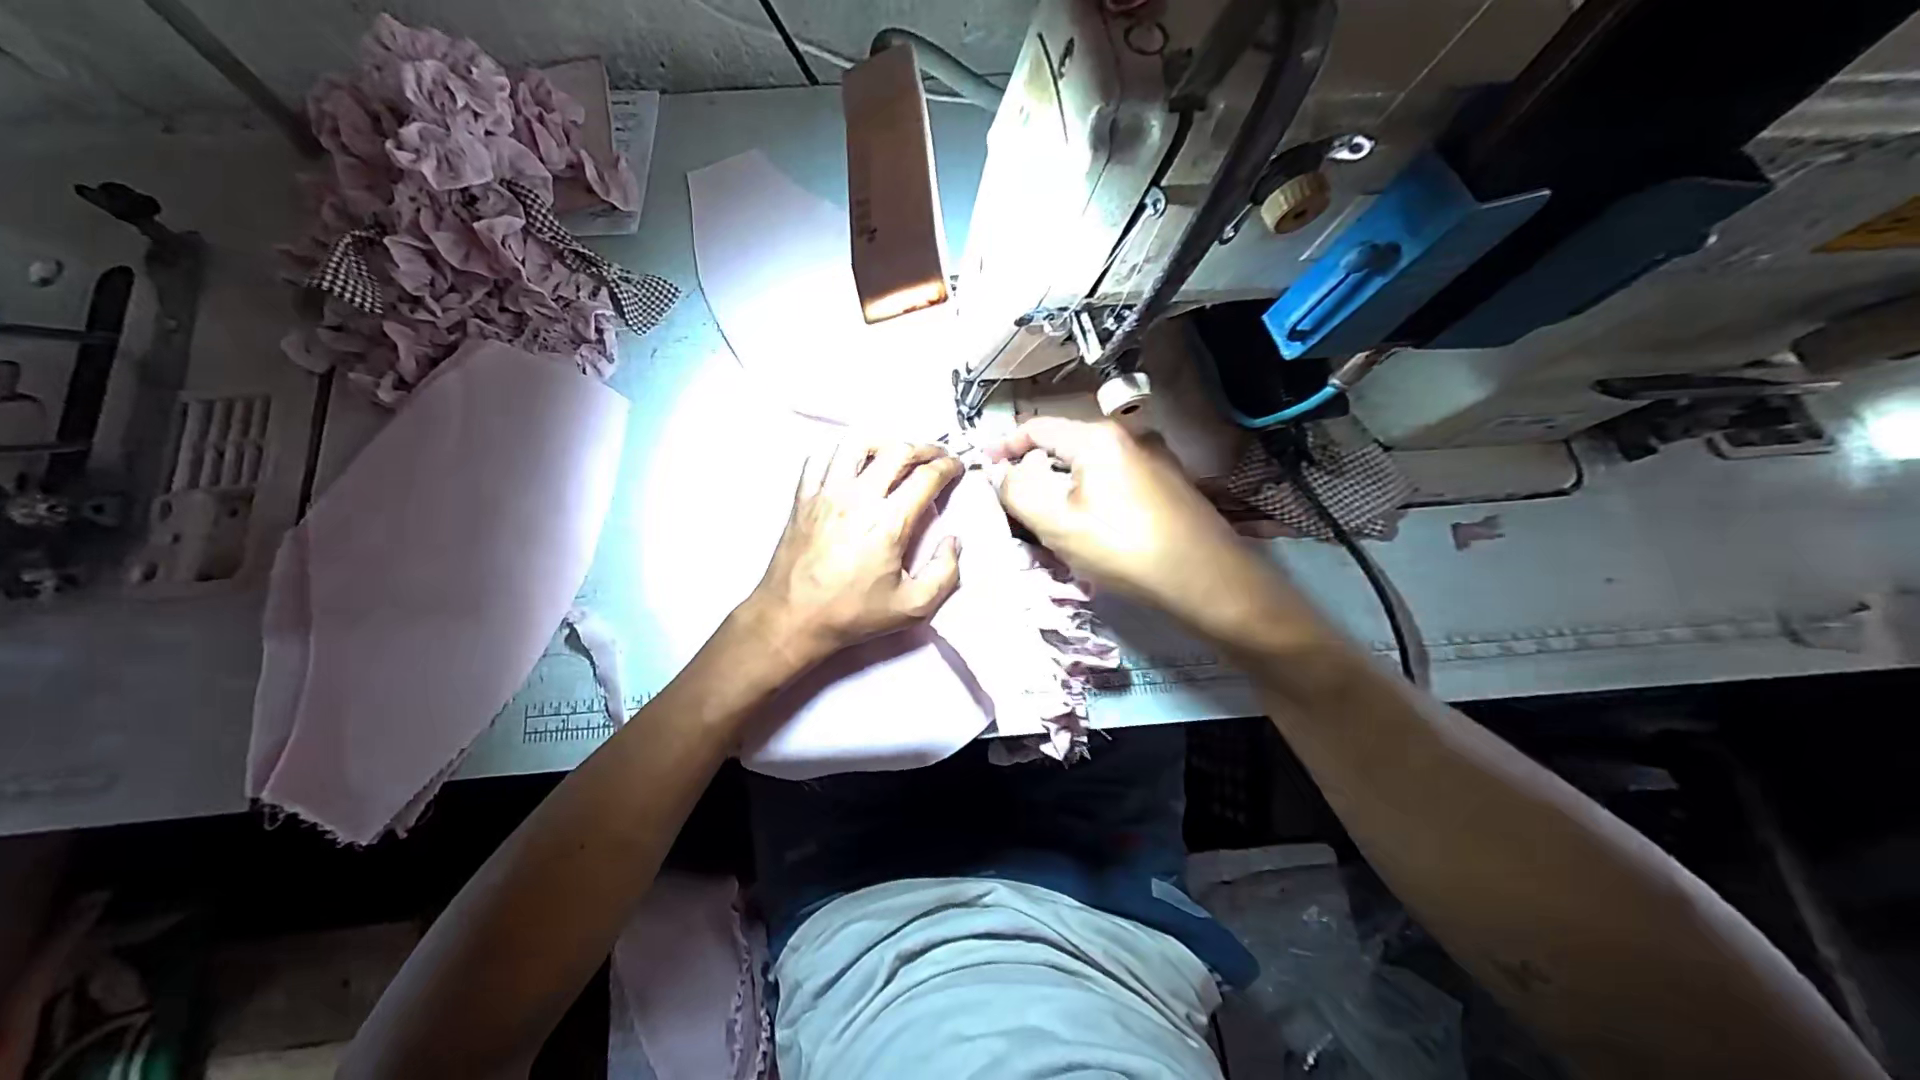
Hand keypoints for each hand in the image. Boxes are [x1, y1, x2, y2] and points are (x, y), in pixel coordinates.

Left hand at [741, 440, 963, 672]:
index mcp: (889, 522)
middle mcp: (858, 497)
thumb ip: (944, 573)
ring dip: (884, 440)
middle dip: (925, 448)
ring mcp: (826, 492)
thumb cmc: (852, 614)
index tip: (957, 468)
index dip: (949, 467)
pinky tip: (853, 460)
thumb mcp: (912, 607)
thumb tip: (953, 542)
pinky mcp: (803, 496)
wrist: (792, 618)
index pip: (926, 477)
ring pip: (857, 443)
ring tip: (896, 451)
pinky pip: (821, 456)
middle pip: (897, 450)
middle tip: (937, 456)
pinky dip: (842, 449)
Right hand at [986, 417, 1285, 634]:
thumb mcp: (1057, 523)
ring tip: (1056, 530)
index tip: (985, 470)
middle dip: (1038, 476)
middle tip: (1019, 512)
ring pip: (1092, 470)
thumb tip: (1000, 472)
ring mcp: (1157, 461)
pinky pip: (1117, 485)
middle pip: (1066, 449)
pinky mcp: (1171, 486)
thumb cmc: (1126, 549)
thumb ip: (1017, 491)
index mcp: (1100, 438)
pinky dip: (1095, 501)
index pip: (1037, 428)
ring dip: (1066, 493)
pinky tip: (1096, 534)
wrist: (1209, 582)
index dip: (1005, 447)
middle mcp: (1132, 438)